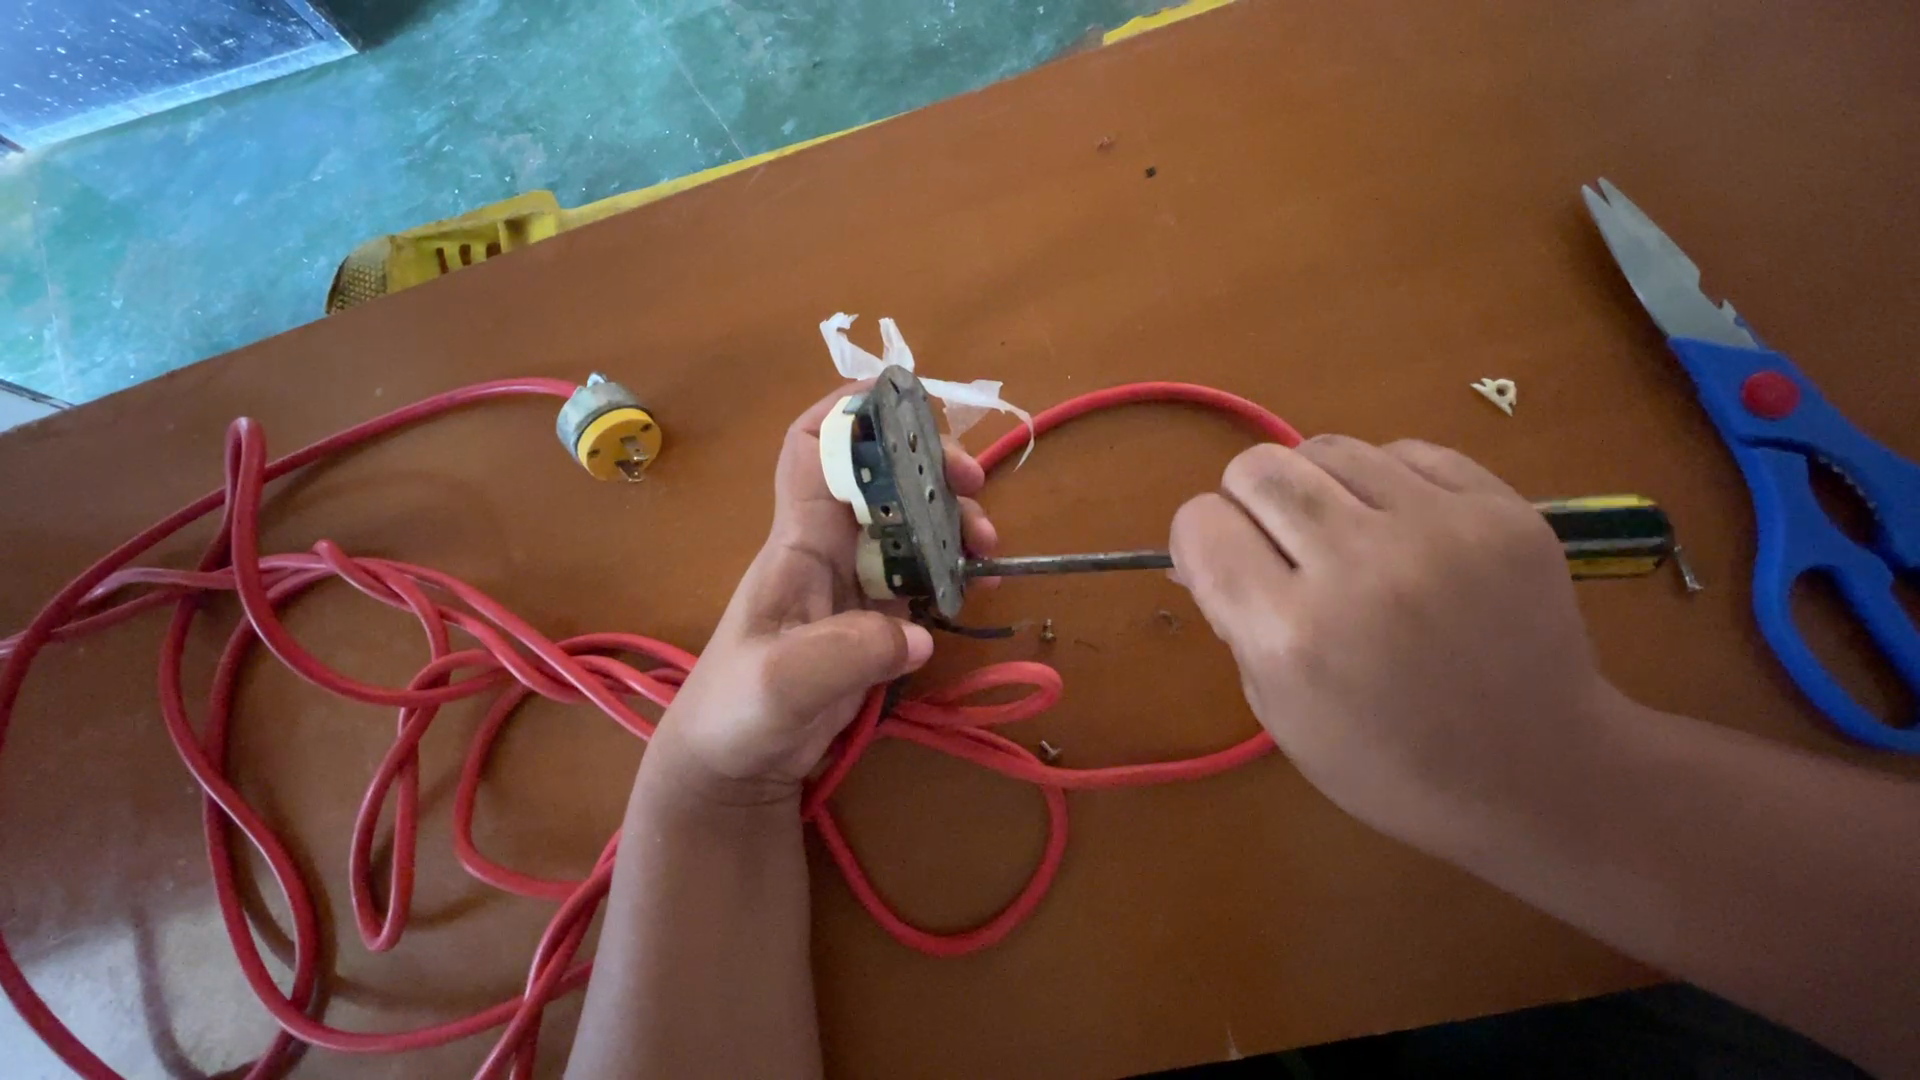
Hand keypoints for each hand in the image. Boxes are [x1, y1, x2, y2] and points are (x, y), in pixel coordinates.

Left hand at [648, 384, 998, 806]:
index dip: (852, 412)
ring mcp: (856, 583)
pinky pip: (923, 575)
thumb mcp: (781, 684)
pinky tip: (982, 583)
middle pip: (882, 478)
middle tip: (974, 487)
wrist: (732, 763)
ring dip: (952, 520)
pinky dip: (956, 570)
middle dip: (929, 466)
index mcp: (798, 540)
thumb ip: (845, 654)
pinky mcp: (876, 620)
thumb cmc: (736, 712)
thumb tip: (918, 632)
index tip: (909, 403)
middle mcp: (829, 547)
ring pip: (911, 523)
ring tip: (988, 546)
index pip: (814, 447)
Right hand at [1168, 435, 1621, 844]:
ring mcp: (1438, 530)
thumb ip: (1233, 616)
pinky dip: (1382, 483)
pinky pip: (1401, 452)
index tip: (1224, 565)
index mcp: (1290, 633)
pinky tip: (1401, 530)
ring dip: (1313, 486)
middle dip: (1247, 502)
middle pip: (1256, 469)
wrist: (1538, 772)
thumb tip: (1207, 550)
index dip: (1199, 541)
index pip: (1200, 523)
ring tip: (1342, 533)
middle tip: (1279, 545)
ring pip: (1325, 447)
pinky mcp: (1500, 509)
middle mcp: (1357, 567)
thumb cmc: (1385, 761)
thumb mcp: (1276, 709)